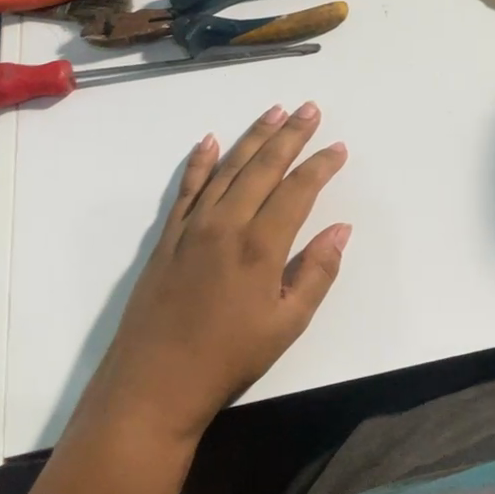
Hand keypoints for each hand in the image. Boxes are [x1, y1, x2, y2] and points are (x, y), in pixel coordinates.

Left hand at [79, 103, 350, 443]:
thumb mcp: (287, 324)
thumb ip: (317, 272)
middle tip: (310, 109)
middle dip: (290, 135)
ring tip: (274, 112)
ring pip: (227, 169)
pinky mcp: (167, 237)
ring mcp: (192, 228)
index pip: (297, 190)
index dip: (320, 166)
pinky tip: (209, 141)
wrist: (153, 385)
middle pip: (263, 167)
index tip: (338, 147)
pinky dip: (200, 162)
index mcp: (260, 246)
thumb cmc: (229, 358)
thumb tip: (341, 229)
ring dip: (252, 138)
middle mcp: (225, 225)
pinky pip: (187, 189)